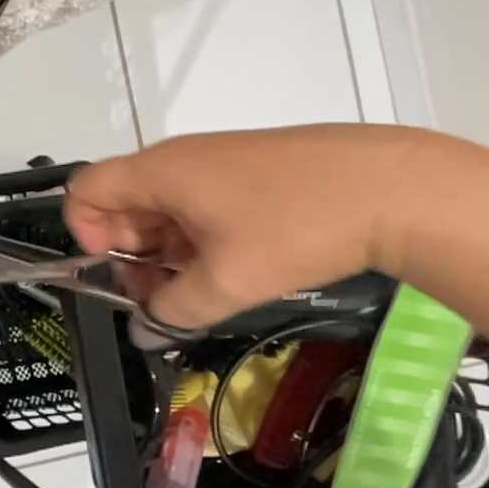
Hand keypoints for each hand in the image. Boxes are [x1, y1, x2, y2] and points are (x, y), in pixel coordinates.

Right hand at [63, 124, 431, 333]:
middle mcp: (177, 158)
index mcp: (157, 173)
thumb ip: (175, 310)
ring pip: (164, 205)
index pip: (84, 191)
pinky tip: (239, 263)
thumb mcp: (230, 281)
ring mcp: (217, 159)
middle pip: (122, 201)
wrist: (404, 188)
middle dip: (130, 250)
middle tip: (163, 292)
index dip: (84, 232)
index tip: (119, 268)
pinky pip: (201, 200)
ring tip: (206, 284)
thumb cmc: (298, 227)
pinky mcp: (252, 166)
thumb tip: (148, 329)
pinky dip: (201, 234)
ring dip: (168, 247)